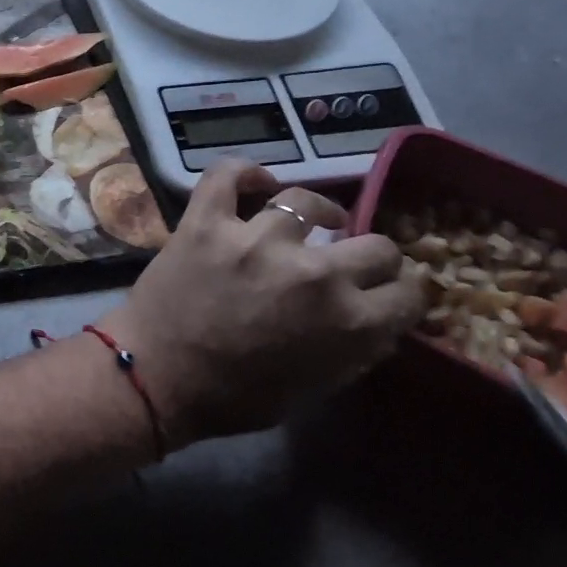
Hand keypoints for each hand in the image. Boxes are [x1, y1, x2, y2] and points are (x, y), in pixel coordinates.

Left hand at [101, 158, 423, 448]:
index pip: (408, 292)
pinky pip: (226, 175)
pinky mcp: (206, 221)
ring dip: (312, 212)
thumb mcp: (318, 385)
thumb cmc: (239, 395)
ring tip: (307, 220)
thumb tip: (377, 324)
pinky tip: (255, 182)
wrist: (158, 375)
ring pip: (304, 202)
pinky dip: (243, 172)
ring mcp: (255, 239)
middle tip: (347, 262)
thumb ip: (354, 349)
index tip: (384, 293)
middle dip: (369, 256)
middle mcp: (313, 271)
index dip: (399, 293)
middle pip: (374, 244)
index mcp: (351, 321)